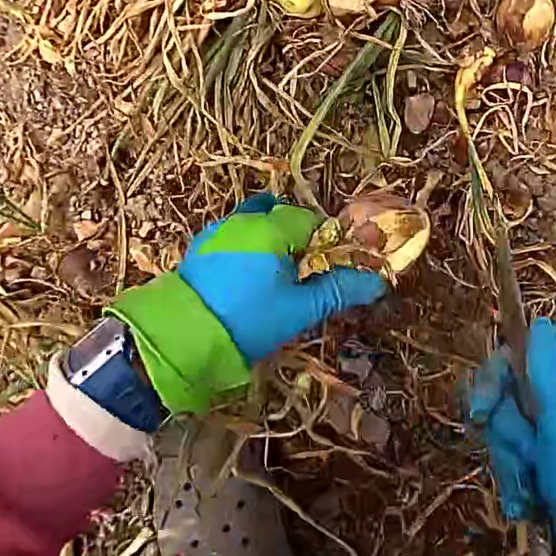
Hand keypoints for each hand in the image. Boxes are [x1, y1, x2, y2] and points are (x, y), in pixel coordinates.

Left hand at [179, 193, 387, 359]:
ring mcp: (219, 231)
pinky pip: (234, 235)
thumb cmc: (247, 320)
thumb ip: (338, 290)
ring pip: (256, 222)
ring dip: (271, 240)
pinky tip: (246, 277)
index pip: (311, 221)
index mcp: (272, 228)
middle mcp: (245, 220)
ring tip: (273, 276)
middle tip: (300, 275)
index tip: (322, 271)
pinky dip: (247, 247)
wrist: (177, 339)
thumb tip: (378, 282)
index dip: (322, 244)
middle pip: (283, 216)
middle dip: (297, 239)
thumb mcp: (299, 309)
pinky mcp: (200, 247)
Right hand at [468, 318, 555, 555]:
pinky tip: (531, 503)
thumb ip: (546, 371)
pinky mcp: (542, 465)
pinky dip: (516, 486)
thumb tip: (539, 320)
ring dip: (511, 468)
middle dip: (507, 439)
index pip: (508, 364)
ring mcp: (548, 436)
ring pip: (502, 438)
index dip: (489, 387)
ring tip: (534, 489)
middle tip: (530, 460)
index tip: (480, 413)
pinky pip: (510, 464)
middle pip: (500, 405)